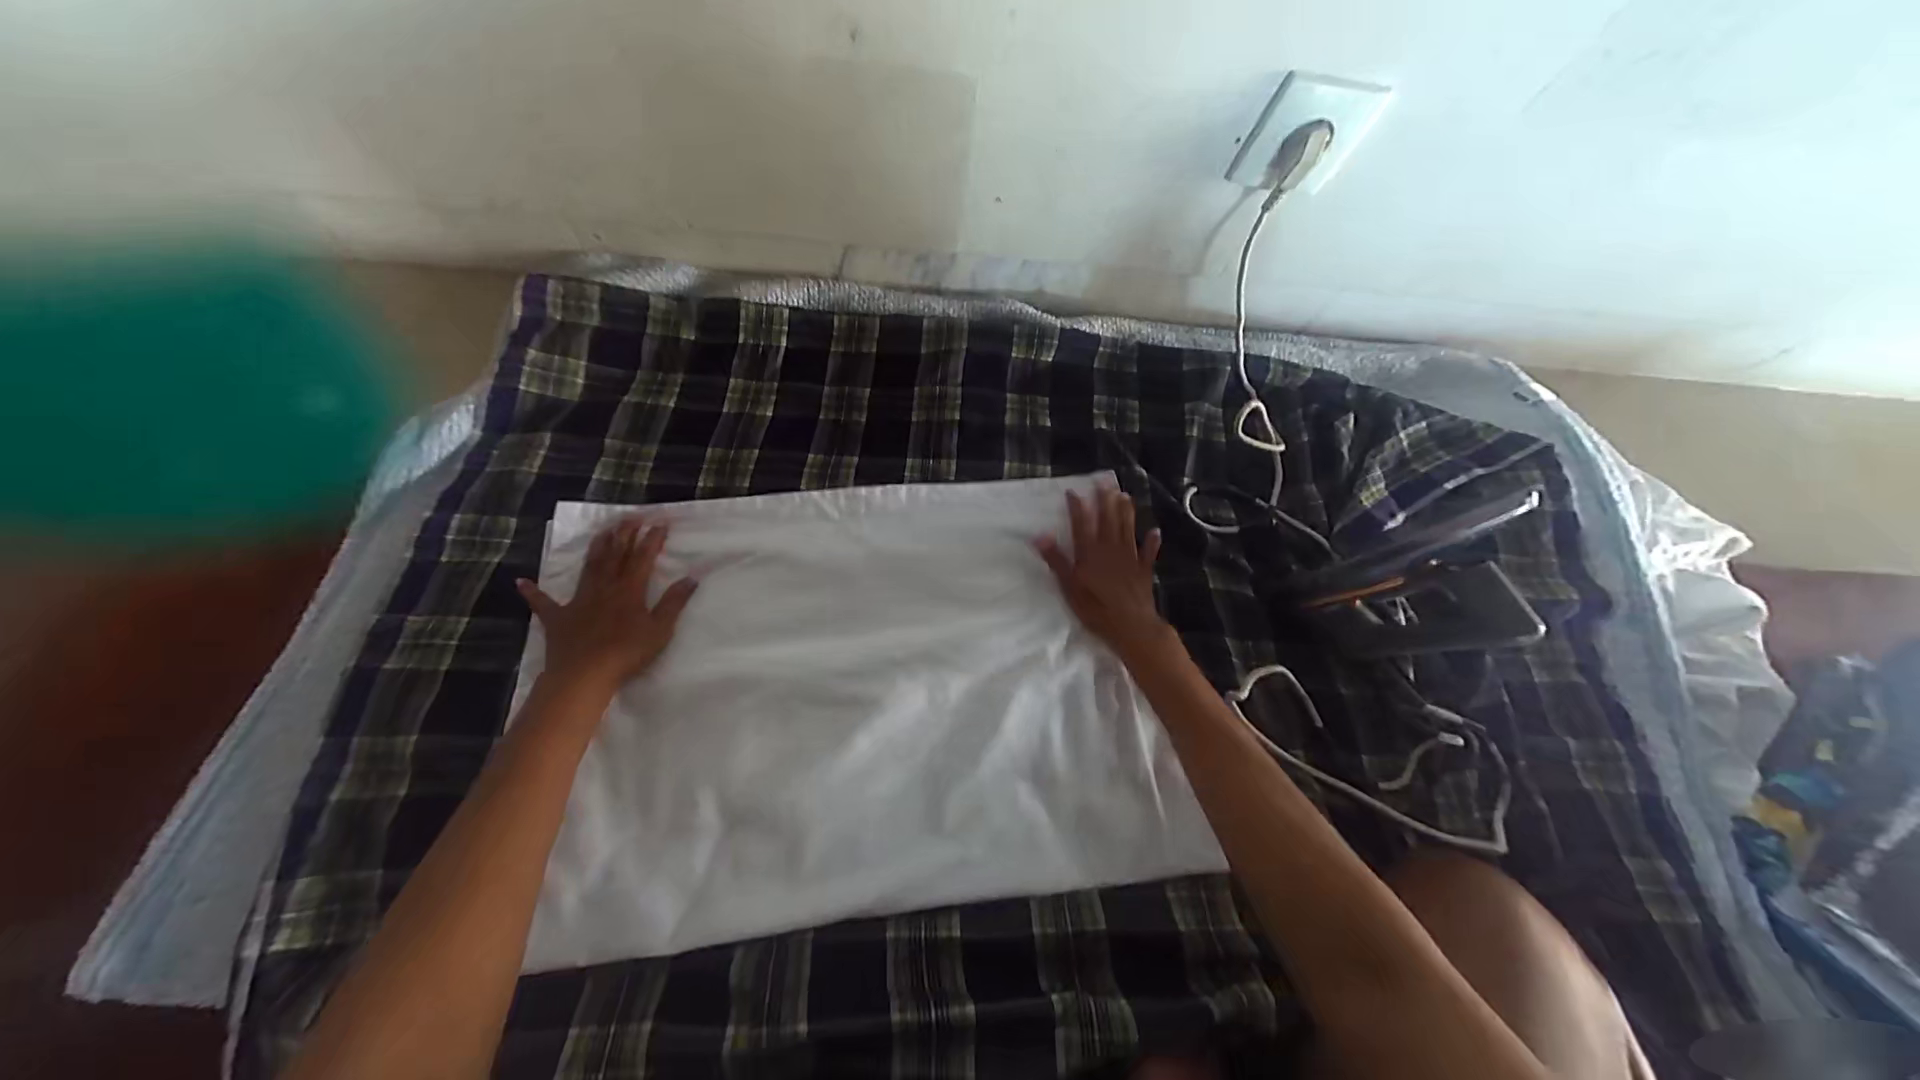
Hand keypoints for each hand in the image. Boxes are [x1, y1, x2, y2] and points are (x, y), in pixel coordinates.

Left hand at [517, 517, 697, 693]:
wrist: (584, 675)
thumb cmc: (627, 653)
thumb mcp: (660, 629)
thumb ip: (674, 602)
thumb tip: (691, 578)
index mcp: (629, 591)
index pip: (642, 558)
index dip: (651, 539)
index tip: (660, 522)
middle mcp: (604, 589)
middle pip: (615, 556)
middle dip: (624, 535)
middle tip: (630, 517)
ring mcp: (578, 602)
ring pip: (588, 569)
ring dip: (596, 549)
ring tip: (603, 532)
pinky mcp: (557, 618)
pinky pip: (543, 603)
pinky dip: (533, 592)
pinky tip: (522, 582)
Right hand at [1035, 488, 1170, 658]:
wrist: (1131, 625)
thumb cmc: (1096, 609)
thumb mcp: (1069, 586)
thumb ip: (1056, 560)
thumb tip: (1039, 535)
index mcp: (1090, 553)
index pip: (1081, 525)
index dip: (1077, 507)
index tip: (1073, 491)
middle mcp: (1110, 550)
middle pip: (1107, 521)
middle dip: (1105, 500)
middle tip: (1105, 482)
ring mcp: (1129, 559)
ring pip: (1126, 530)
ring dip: (1126, 512)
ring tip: (1124, 496)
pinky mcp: (1143, 571)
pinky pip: (1148, 553)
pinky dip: (1151, 542)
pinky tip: (1154, 531)